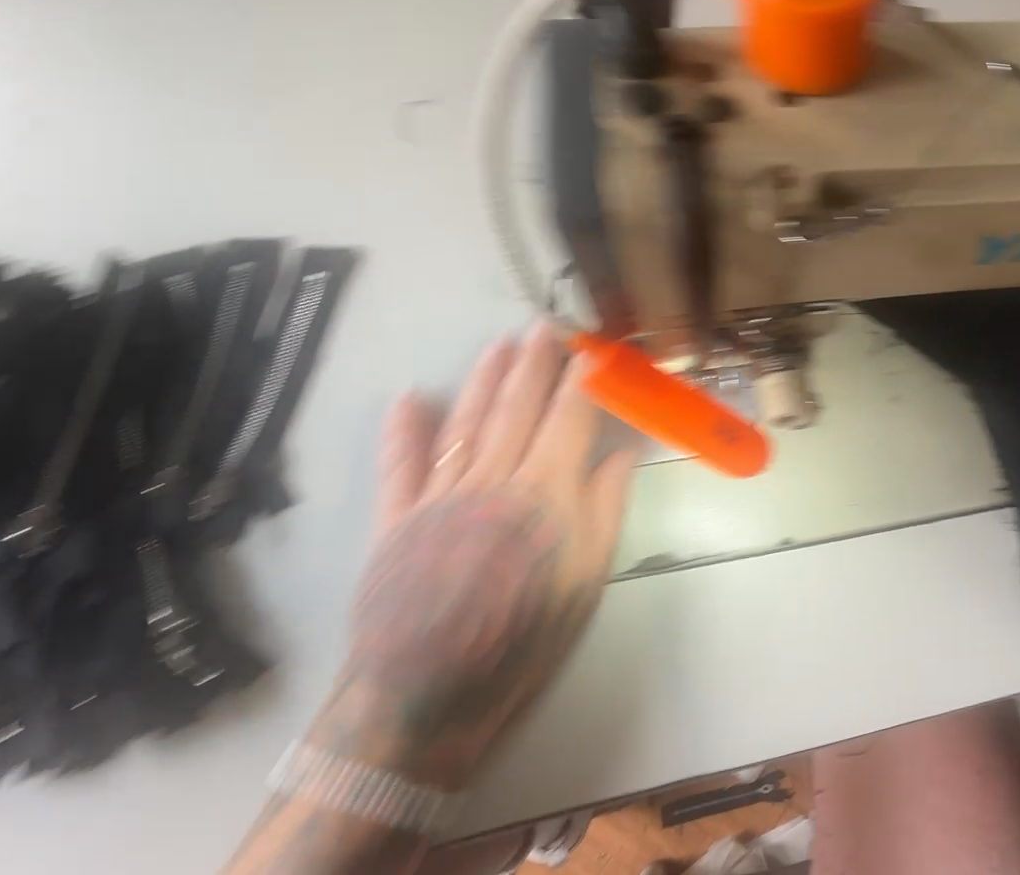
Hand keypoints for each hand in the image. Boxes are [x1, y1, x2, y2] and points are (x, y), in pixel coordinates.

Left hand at [305, 324, 639, 791]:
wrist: (429, 693)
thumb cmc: (526, 637)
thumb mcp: (588, 578)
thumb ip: (605, 507)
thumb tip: (624, 450)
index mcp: (546, 492)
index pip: (571, 417)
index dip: (586, 378)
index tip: (597, 348)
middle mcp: (493, 479)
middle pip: (517, 409)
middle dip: (536, 364)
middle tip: (546, 326)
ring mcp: (439, 496)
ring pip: (466, 424)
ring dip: (484, 381)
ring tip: (500, 345)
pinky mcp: (396, 520)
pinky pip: (400, 466)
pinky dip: (405, 431)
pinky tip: (411, 399)